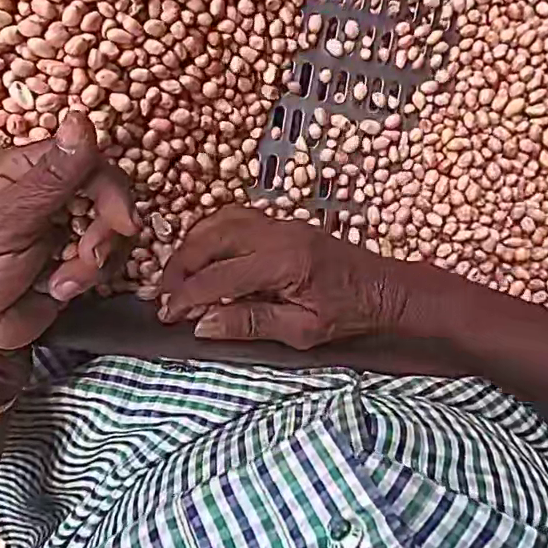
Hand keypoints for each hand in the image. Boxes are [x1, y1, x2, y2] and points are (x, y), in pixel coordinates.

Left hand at [0, 112, 137, 408]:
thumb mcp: (6, 222)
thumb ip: (52, 176)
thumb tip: (81, 120)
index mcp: (18, 171)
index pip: (82, 158)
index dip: (107, 186)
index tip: (121, 219)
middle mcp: (44, 193)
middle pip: (105, 190)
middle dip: (104, 227)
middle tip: (91, 255)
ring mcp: (61, 226)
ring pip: (111, 225)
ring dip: (95, 257)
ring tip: (63, 280)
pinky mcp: (73, 258)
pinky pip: (107, 255)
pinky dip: (90, 275)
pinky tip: (60, 288)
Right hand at [158, 205, 417, 348]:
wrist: (385, 287)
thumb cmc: (349, 314)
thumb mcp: (303, 330)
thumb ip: (251, 323)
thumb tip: (201, 324)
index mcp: (282, 263)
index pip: (218, 277)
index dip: (186, 296)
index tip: (167, 315)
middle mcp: (276, 234)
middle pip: (210, 239)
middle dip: (180, 266)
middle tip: (163, 294)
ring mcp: (279, 223)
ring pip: (218, 221)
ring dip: (192, 246)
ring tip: (177, 275)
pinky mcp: (282, 222)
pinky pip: (234, 217)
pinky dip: (210, 233)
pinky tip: (204, 254)